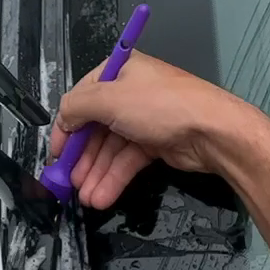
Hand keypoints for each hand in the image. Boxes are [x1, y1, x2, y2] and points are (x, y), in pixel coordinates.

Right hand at [48, 50, 262, 207]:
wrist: (213, 131)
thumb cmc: (163, 105)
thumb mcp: (109, 99)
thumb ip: (76, 107)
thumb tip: (62, 120)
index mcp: (119, 72)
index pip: (81, 99)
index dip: (66, 127)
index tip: (56, 152)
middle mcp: (130, 92)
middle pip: (94, 127)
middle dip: (81, 157)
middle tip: (67, 182)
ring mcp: (143, 119)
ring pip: (110, 148)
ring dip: (96, 173)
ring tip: (86, 197)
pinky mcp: (155, 142)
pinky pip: (126, 160)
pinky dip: (113, 178)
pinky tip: (102, 195)